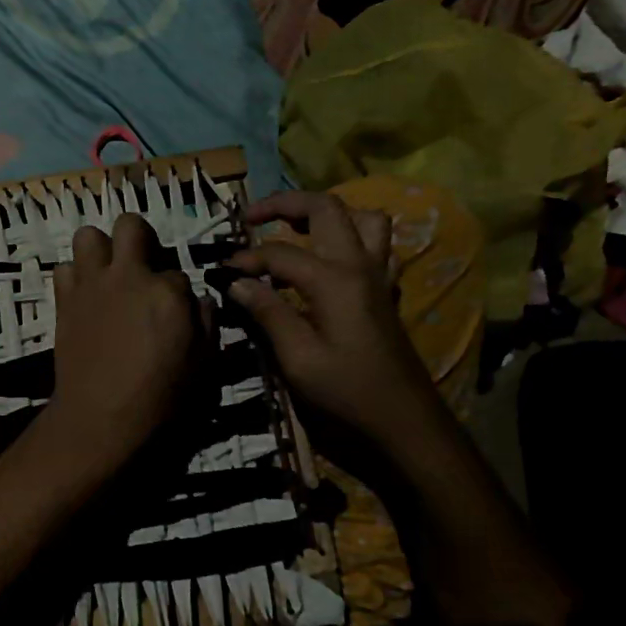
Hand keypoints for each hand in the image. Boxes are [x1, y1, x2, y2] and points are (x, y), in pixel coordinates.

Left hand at [49, 213, 206, 454]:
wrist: (102, 418)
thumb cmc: (161, 394)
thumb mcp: (203, 362)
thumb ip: (206, 321)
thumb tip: (198, 300)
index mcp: (167, 290)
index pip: (178, 270)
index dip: (178, 290)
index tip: (177, 311)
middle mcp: (127, 276)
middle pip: (130, 225)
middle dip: (140, 238)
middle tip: (143, 266)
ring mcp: (91, 285)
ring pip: (88, 235)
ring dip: (101, 250)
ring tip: (110, 274)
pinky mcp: (64, 301)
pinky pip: (65, 268)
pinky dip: (77, 277)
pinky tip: (87, 297)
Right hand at [226, 191, 450, 449]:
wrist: (404, 422)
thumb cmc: (347, 393)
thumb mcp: (298, 358)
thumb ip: (267, 312)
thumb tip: (236, 281)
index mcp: (334, 279)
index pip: (281, 252)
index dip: (247, 257)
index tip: (221, 269)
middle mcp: (360, 265)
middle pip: (326, 208)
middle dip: (286, 203)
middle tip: (253, 217)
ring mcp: (379, 275)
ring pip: (363, 217)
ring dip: (328, 214)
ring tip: (298, 228)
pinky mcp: (387, 291)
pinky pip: (377, 244)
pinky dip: (352, 237)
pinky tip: (331, 259)